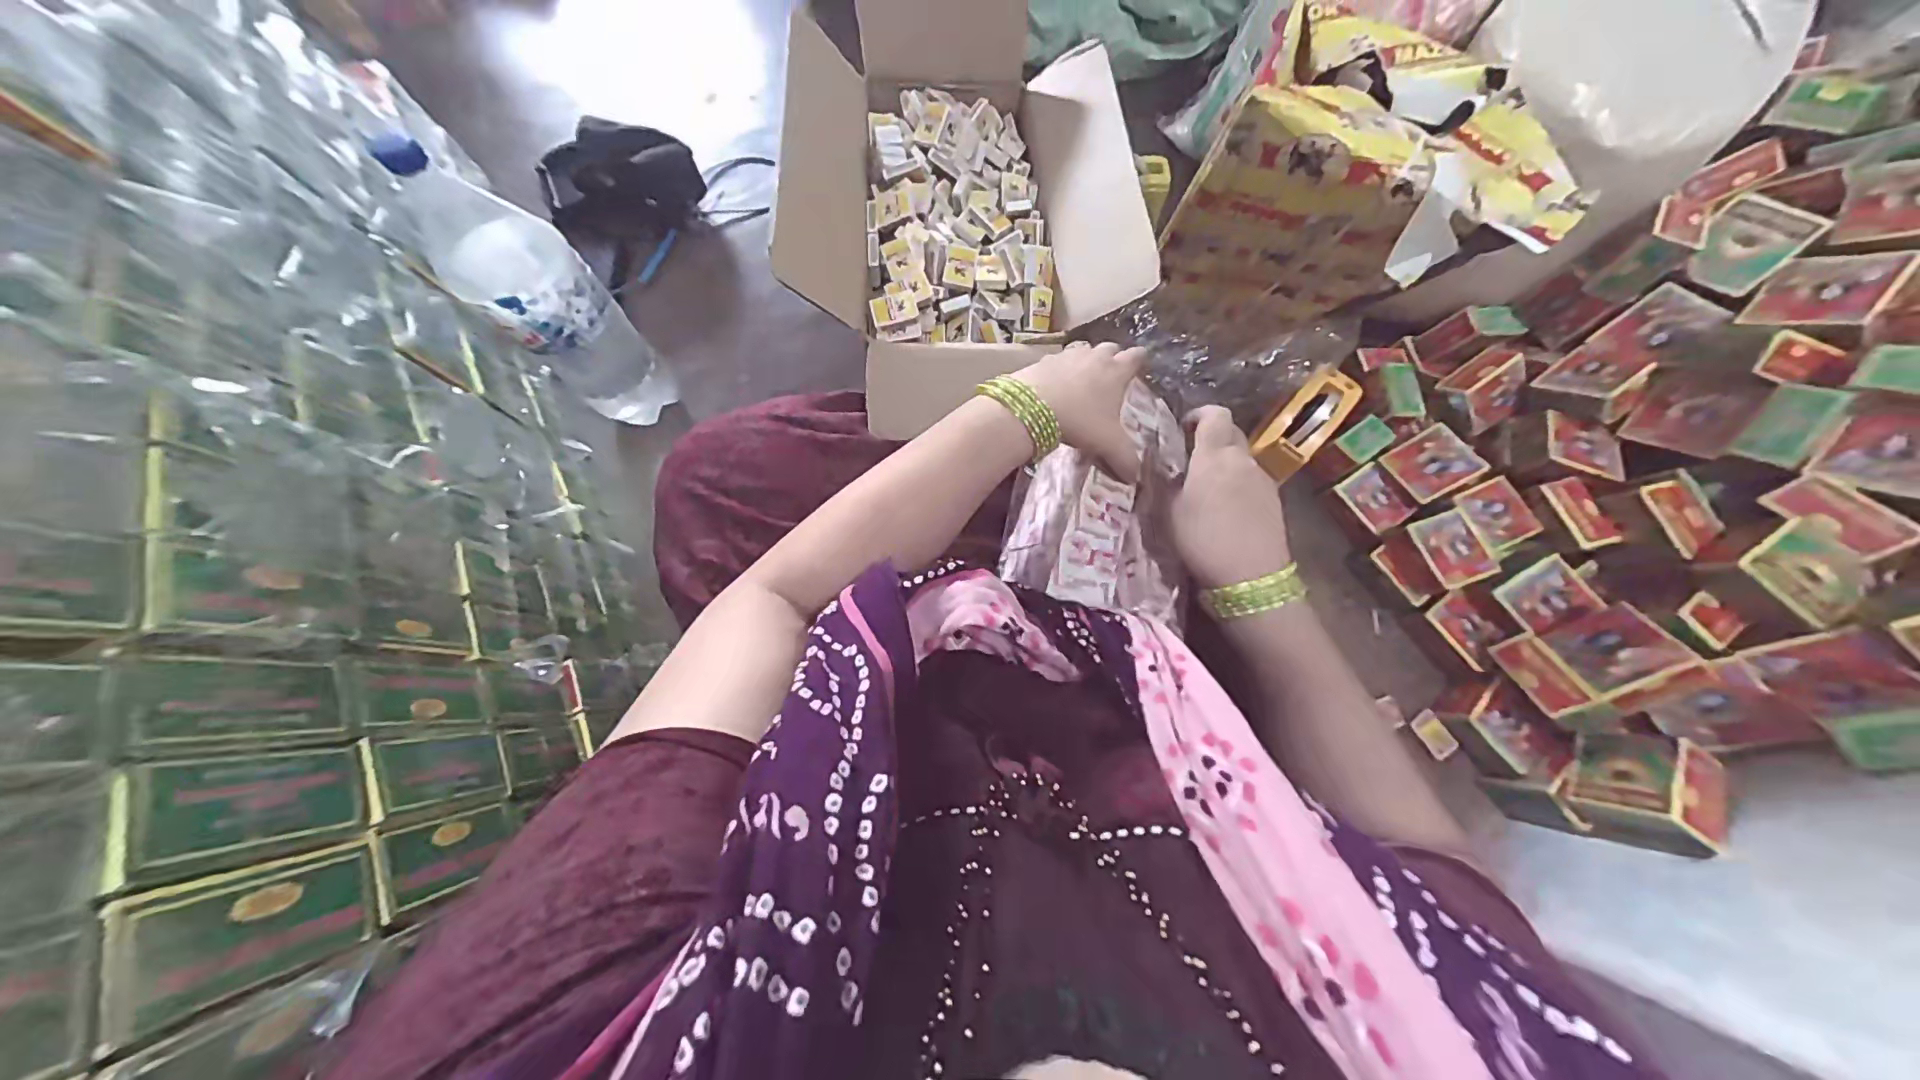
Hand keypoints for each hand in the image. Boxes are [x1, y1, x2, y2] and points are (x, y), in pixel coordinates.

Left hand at [1012, 342, 1145, 483]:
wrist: (1029, 409)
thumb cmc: (1079, 421)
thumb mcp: (1107, 444)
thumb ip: (1124, 460)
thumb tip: (1134, 478)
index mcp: (1116, 370)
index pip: (1137, 356)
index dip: (1139, 362)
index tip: (1137, 372)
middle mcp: (1094, 356)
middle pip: (1109, 348)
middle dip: (1111, 359)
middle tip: (1108, 380)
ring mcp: (1066, 355)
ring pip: (1082, 351)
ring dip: (1084, 363)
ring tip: (1081, 384)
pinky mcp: (1041, 361)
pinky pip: (1056, 362)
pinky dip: (1058, 372)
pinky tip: (1053, 389)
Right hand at [1173, 405, 1292, 589]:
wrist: (1250, 576)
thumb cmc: (1201, 540)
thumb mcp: (1167, 512)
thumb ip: (1163, 481)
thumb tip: (1157, 464)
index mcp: (1214, 456)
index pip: (1215, 414)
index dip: (1199, 414)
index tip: (1183, 427)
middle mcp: (1242, 459)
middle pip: (1230, 433)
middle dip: (1211, 438)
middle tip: (1189, 458)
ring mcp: (1262, 479)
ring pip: (1241, 458)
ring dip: (1223, 463)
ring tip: (1204, 488)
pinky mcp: (1274, 499)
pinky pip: (1251, 479)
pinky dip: (1236, 483)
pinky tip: (1224, 508)